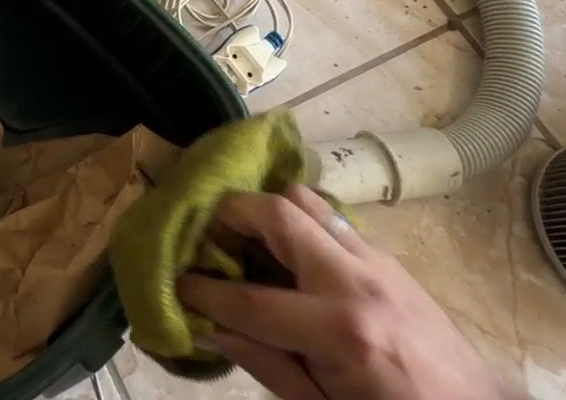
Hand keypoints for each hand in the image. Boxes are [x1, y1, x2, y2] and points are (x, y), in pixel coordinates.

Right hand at [177, 185, 503, 399]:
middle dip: (232, 215)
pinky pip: (333, 218)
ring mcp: (378, 262)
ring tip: (247, 235)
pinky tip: (289, 250)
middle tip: (208, 234)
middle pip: (280, 215)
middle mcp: (358, 282)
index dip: (205, 291)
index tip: (176, 282)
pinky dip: (300, 221)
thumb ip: (268, 366)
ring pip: (308, 199)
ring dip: (269, 208)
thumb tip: (210, 328)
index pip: (252, 301)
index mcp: (342, 333)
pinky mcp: (390, 258)